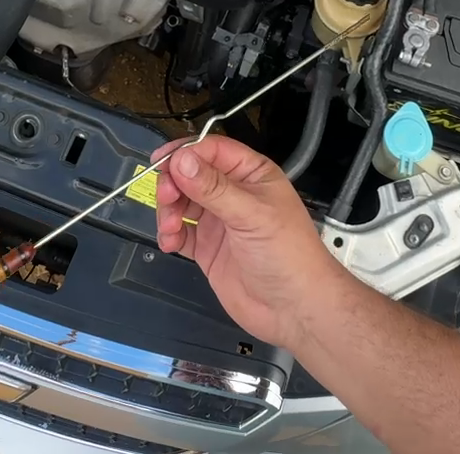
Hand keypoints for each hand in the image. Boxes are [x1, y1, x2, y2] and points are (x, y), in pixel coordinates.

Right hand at [150, 135, 351, 348]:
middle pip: (192, 174)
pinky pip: (180, 232)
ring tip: (171, 226)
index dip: (187, 153)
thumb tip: (183, 160)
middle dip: (174, 182)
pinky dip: (169, 234)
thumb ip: (214, 188)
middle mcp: (234, 193)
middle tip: (166, 196)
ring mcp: (220, 221)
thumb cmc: (289, 254)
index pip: (213, 150)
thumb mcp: (251, 215)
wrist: (295, 309)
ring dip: (169, 210)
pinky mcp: (208, 248)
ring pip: (182, 201)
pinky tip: (170, 242)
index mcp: (251, 174)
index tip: (164, 162)